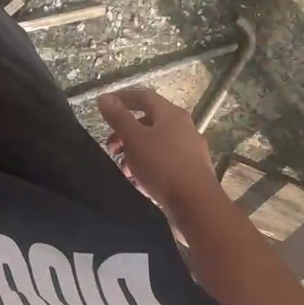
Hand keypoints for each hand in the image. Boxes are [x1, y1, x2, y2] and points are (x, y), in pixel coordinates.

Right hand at [99, 88, 218, 211]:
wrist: (199, 209)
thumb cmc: (163, 166)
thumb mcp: (134, 139)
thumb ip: (118, 117)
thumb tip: (104, 98)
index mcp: (172, 115)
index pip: (144, 96)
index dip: (122, 98)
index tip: (105, 105)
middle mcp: (184, 129)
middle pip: (149, 123)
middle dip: (126, 134)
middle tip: (111, 148)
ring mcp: (191, 153)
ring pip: (156, 146)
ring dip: (136, 154)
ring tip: (125, 171)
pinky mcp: (193, 175)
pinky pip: (166, 165)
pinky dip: (150, 169)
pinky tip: (142, 185)